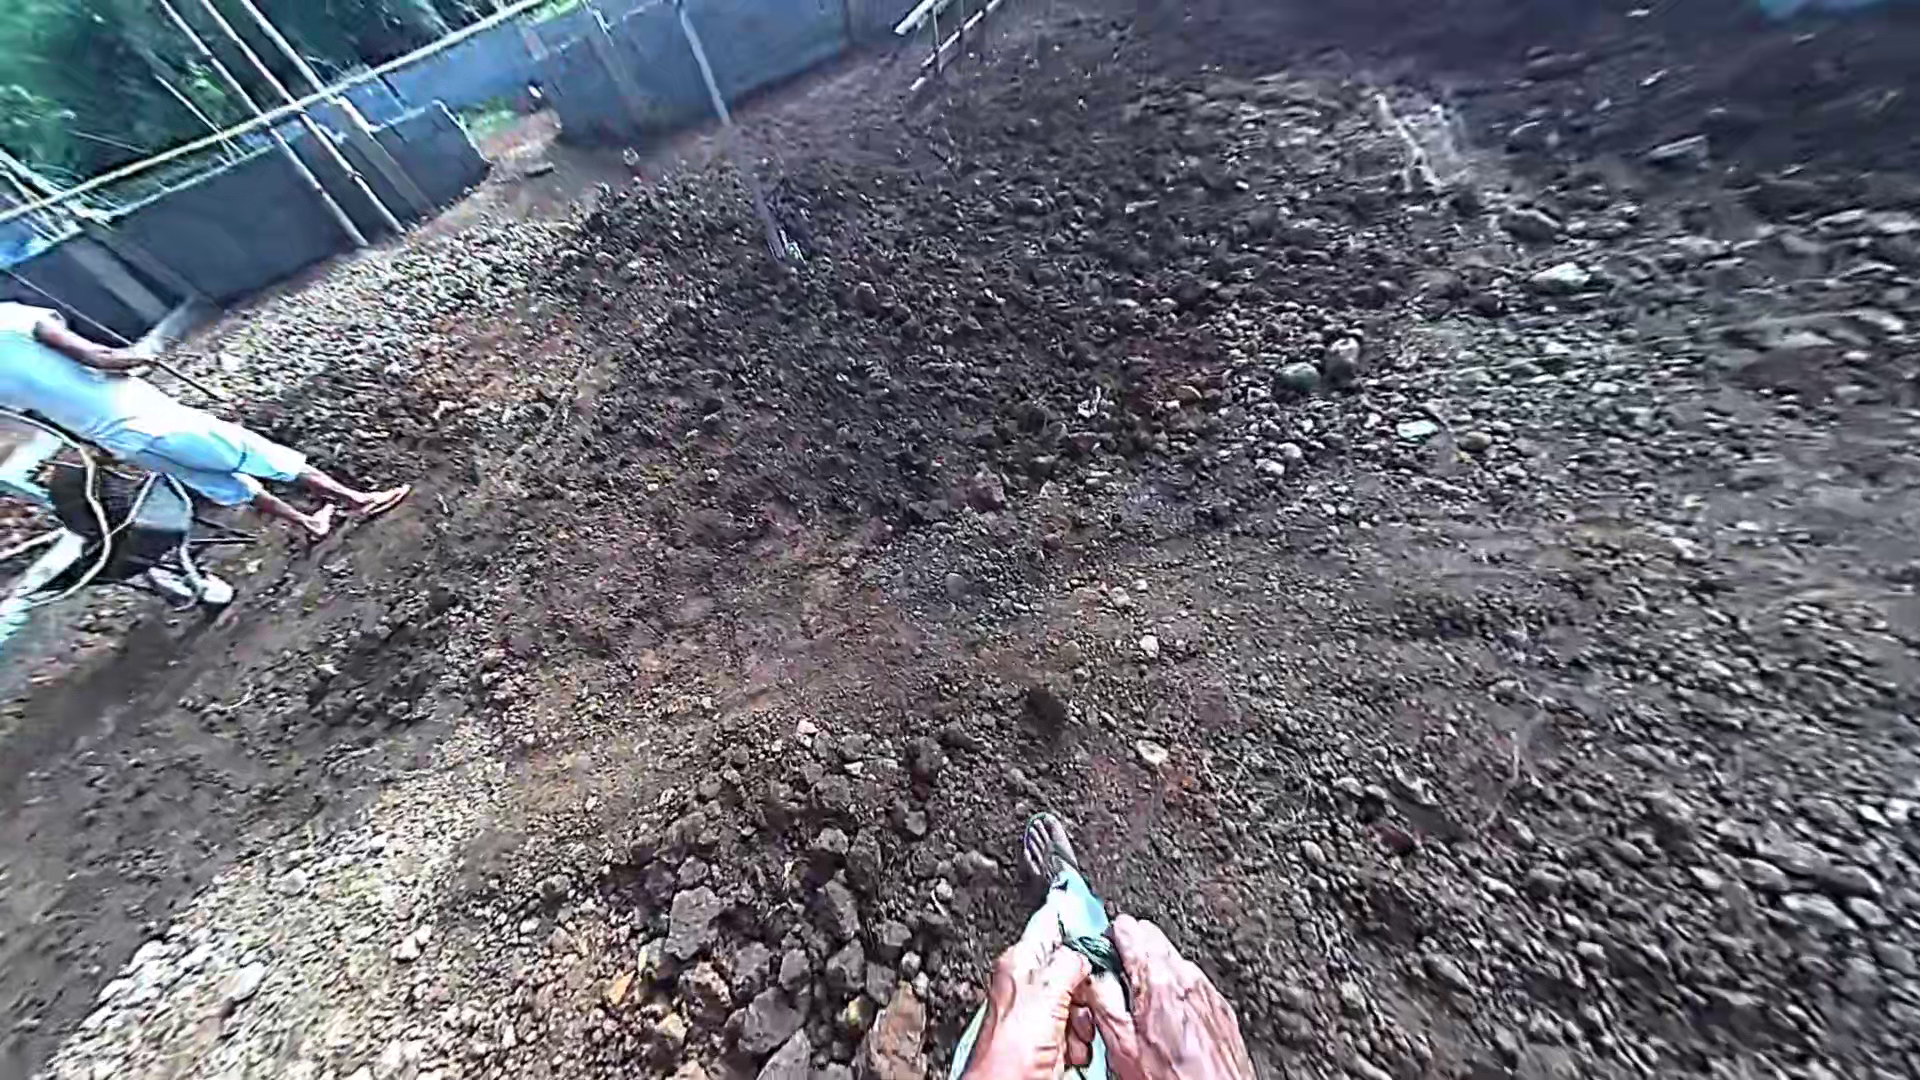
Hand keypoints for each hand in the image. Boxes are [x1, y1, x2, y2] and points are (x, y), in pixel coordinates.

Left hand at [963, 918, 1095, 1079]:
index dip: (1072, 923)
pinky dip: (1081, 1043)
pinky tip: (1072, 1051)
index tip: (1094, 925)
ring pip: (1078, 1002)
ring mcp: (1039, 1014)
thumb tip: (1083, 952)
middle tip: (1082, 999)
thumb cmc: (1012, 1046)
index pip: (1050, 925)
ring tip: (1074, 1032)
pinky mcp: (1048, 1042)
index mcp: (1021, 960)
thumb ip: (1068, 960)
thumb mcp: (1046, 988)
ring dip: (1084, 1019)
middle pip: (1070, 968)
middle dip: (1083, 986)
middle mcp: (1029, 983)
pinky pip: (1077, 1032)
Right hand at [1076, 916, 1255, 1079]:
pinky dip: (1176, 990)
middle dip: (1131, 951)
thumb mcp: (1122, 1045)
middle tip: (1122, 986)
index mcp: (1156, 978)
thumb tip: (1090, 970)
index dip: (1109, 942)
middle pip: (1148, 934)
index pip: (1125, 926)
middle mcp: (1184, 974)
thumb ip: (1101, 995)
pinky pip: (1190, 980)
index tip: (1104, 963)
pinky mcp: (1219, 1006)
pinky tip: (1171, 1024)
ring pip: (1169, 955)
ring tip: (1147, 1011)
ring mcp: (1204, 989)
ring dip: (1154, 971)